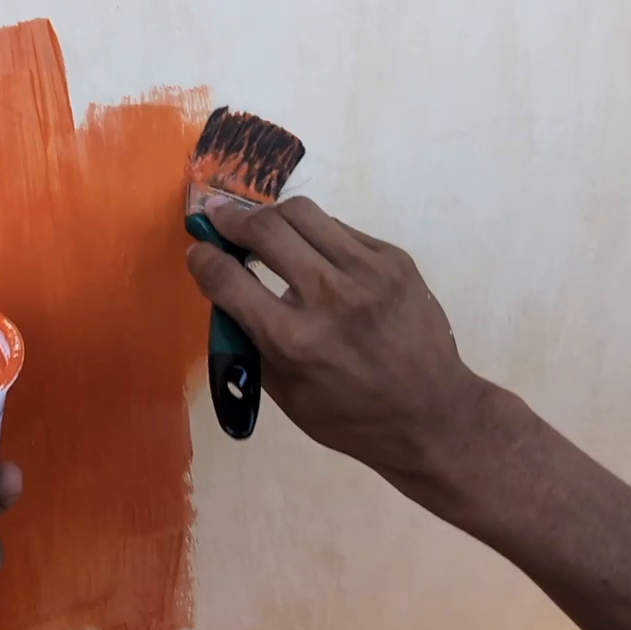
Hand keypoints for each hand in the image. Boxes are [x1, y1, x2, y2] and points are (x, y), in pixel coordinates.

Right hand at [184, 196, 536, 519]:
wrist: (434, 416)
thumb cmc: (349, 416)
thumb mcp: (283, 391)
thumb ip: (249, 336)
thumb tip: (224, 284)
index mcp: (293, 340)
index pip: (228, 278)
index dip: (203, 257)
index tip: (196, 249)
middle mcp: (329, 296)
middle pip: (264, 228)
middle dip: (230, 217)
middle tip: (216, 215)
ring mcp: (368, 272)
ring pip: (302, 213)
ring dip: (270, 216)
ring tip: (260, 225)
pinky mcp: (394, 259)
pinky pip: (338, 227)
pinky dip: (312, 233)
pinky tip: (308, 249)